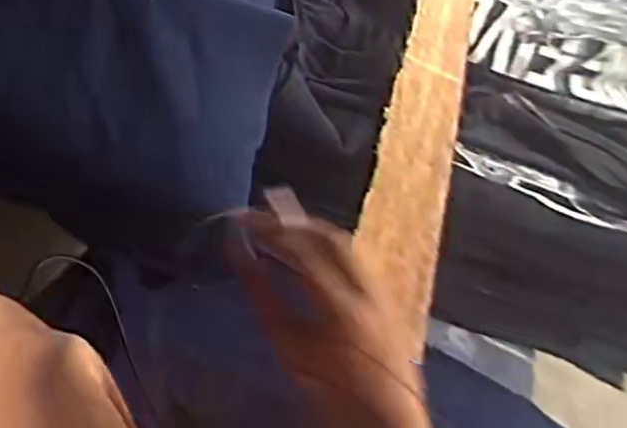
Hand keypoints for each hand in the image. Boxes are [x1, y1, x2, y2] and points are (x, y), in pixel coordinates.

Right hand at [228, 211, 430, 427]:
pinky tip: (310, 256)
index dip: (266, 226)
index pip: (300, 246)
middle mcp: (371, 296)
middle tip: (262, 219)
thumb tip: (235, 248)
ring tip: (283, 231)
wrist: (381, 424)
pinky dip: (330, 249)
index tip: (240, 221)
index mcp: (343, 304)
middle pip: (332, 238)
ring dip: (312, 232)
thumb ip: (260, 290)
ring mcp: (387, 301)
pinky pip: (359, 262)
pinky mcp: (391, 308)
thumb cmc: (326, 385)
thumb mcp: (285, 340)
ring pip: (350, 247)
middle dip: (293, 222)